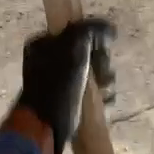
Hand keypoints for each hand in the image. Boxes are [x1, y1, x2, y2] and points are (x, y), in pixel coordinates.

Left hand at [14, 17, 115, 153]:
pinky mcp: (70, 102)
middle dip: (100, 61)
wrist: (46, 125)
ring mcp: (59, 82)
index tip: (99, 49)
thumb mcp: (73, 46)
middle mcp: (49, 60)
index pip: (76, 31)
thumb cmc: (57, 82)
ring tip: (105, 88)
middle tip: (101, 71)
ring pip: (92, 73)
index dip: (92, 39)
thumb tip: (109, 29)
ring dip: (104, 78)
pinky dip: (102, 94)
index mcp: (43, 43)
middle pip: (87, 52)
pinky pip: (92, 92)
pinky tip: (106, 99)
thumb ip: (91, 30)